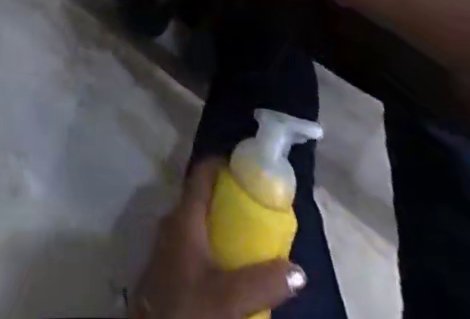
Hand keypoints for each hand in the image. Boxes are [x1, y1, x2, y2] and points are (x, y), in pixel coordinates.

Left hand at [130, 159, 304, 318]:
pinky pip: (199, 243)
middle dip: (236, 201)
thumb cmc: (184, 309)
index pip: (202, 173)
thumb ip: (263, 282)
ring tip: (261, 241)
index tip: (255, 172)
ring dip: (229, 226)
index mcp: (184, 217)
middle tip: (267, 213)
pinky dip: (220, 246)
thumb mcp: (227, 298)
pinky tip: (239, 268)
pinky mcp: (172, 265)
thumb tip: (298, 269)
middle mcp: (174, 222)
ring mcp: (171, 243)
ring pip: (203, 222)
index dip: (227, 165)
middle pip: (206, 197)